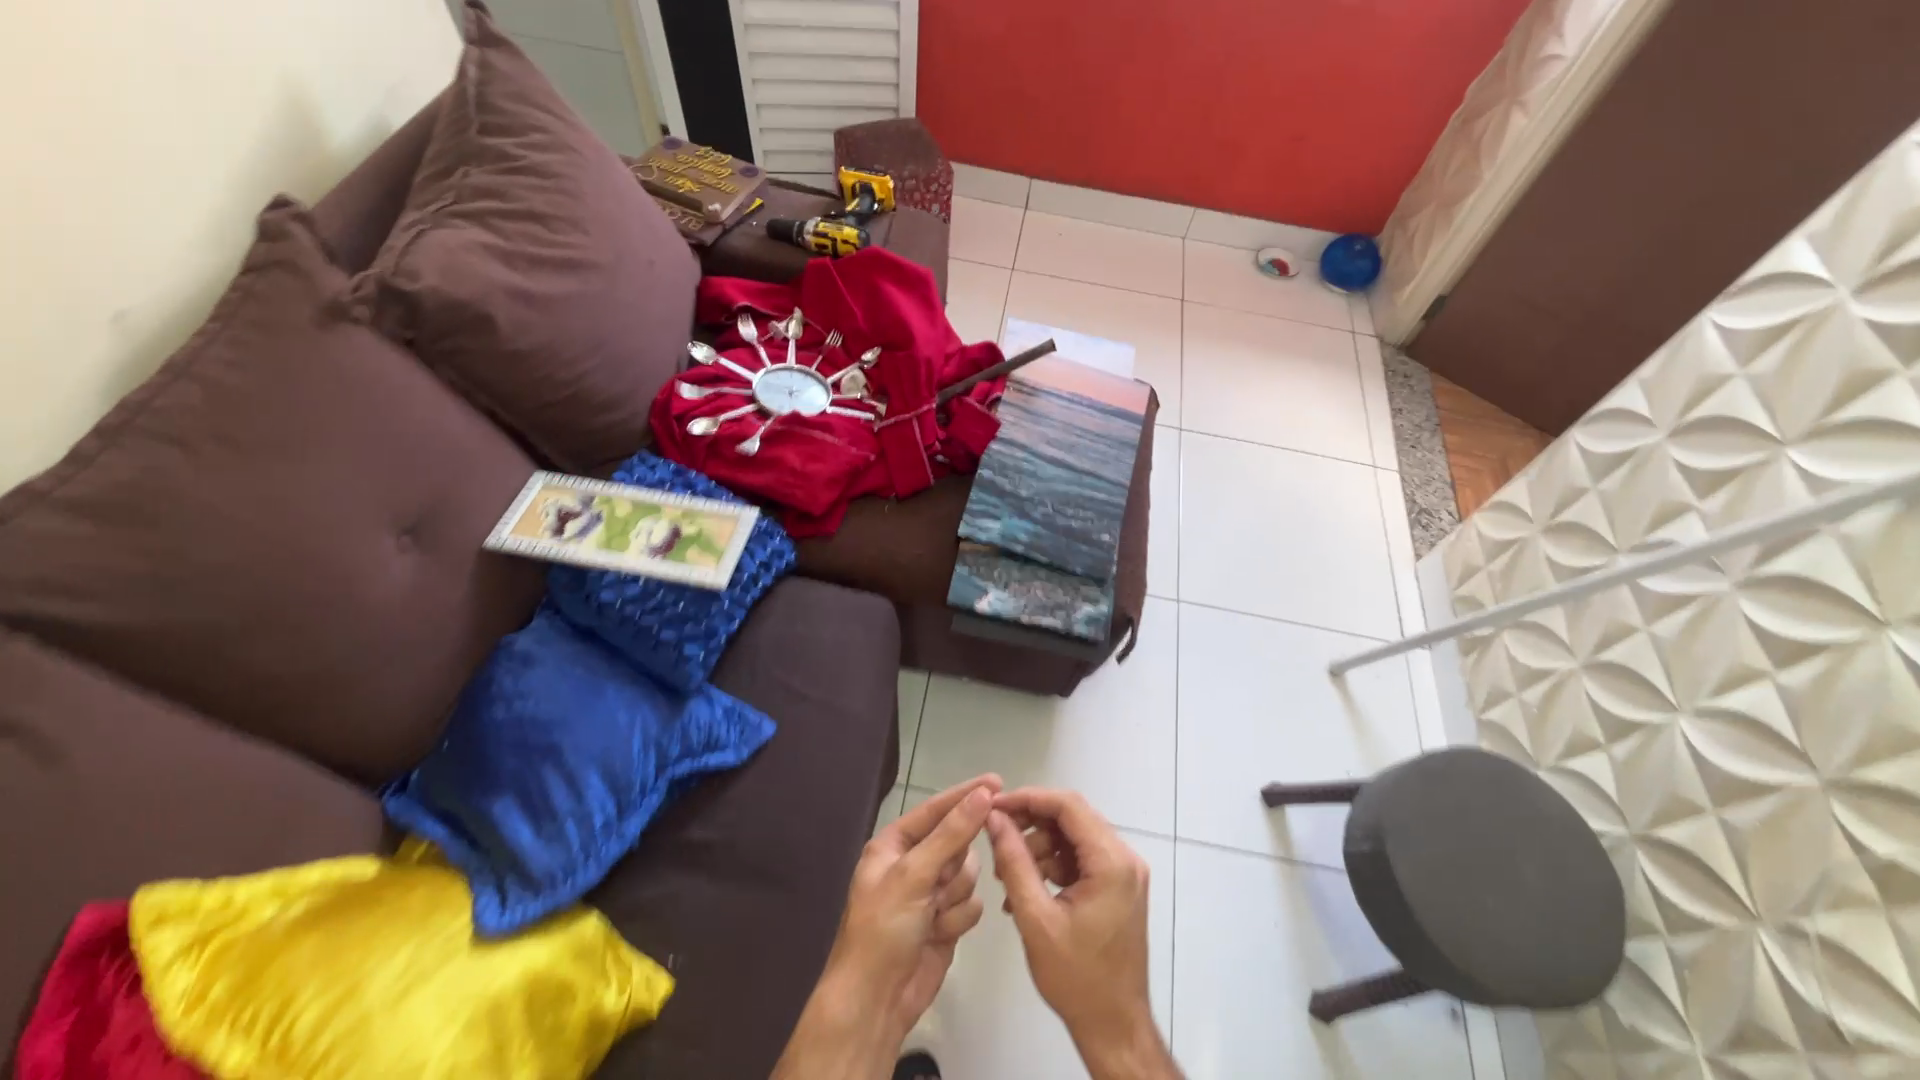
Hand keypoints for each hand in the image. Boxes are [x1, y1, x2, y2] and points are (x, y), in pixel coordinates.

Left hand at [773, 775, 999, 1078]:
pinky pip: (971, 904)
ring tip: (931, 916)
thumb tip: (982, 795)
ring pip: (969, 874)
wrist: (877, 999)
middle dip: (954, 864)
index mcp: (893, 846)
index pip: (935, 810)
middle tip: (938, 885)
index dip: (965, 795)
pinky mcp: (946, 920)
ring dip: (953, 896)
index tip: (997, 781)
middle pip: (958, 843)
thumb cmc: (883, 929)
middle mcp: (912, 865)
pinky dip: (957, 919)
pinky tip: (939, 934)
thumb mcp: (913, 875)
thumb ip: (951, 834)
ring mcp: (930, 894)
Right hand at [988, 789, 1178, 1079]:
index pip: (1068, 806)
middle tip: (996, 843)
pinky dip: (1053, 867)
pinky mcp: (1119, 888)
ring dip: (1038, 849)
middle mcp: (1125, 859)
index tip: (993, 807)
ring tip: (1008, 879)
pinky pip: (1081, 860)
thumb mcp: (1035, 918)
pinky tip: (1026, 891)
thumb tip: (994, 818)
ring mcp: (1125, 874)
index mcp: (1112, 862)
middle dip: (1030, 826)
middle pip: (1072, 819)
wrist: (1113, 1026)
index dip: (1027, 799)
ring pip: (1074, 838)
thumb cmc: (1075, 977)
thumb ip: (1014, 861)